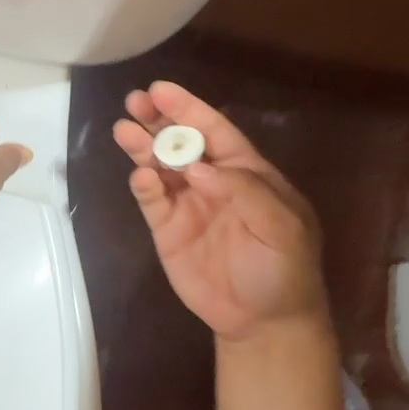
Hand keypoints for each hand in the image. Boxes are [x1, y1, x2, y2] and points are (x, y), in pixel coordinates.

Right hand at [112, 81, 326, 342]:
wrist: (263, 320)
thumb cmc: (284, 269)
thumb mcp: (281, 228)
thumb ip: (245, 193)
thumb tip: (198, 167)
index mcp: (246, 172)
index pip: (215, 131)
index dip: (189, 108)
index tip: (161, 89)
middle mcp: (212, 181)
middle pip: (180, 142)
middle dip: (158, 119)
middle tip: (135, 101)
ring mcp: (187, 205)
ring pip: (159, 167)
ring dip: (142, 147)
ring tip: (123, 129)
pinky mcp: (167, 231)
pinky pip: (151, 202)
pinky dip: (143, 186)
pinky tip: (139, 175)